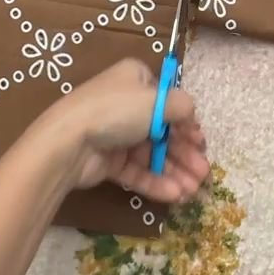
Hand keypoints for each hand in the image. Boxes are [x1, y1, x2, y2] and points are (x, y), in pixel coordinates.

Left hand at [29, 59, 210, 203]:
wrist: (69, 141)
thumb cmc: (116, 110)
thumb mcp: (155, 100)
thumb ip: (181, 106)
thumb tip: (192, 114)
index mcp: (136, 79)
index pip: (167, 101)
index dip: (186, 122)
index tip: (201, 142)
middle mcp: (127, 104)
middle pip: (162, 129)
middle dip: (184, 152)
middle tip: (204, 174)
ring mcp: (117, 134)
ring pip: (152, 153)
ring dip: (174, 171)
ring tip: (193, 191)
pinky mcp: (108, 161)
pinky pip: (137, 170)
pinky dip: (156, 182)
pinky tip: (175, 195)